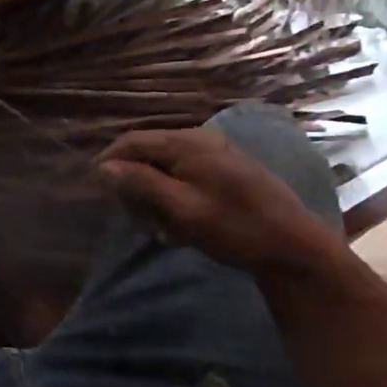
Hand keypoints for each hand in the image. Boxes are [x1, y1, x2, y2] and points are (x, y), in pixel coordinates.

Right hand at [96, 127, 345, 274]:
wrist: (292, 246)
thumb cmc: (234, 227)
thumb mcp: (181, 209)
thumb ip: (142, 184)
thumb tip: (104, 167)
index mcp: (188, 144)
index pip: (133, 141)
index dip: (109, 160)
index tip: (93, 186)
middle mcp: (201, 140)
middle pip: (148, 153)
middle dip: (135, 184)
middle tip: (136, 218)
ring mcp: (217, 154)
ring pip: (166, 167)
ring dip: (155, 196)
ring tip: (162, 228)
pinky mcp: (227, 170)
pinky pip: (185, 177)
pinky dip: (174, 198)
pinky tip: (181, 227)